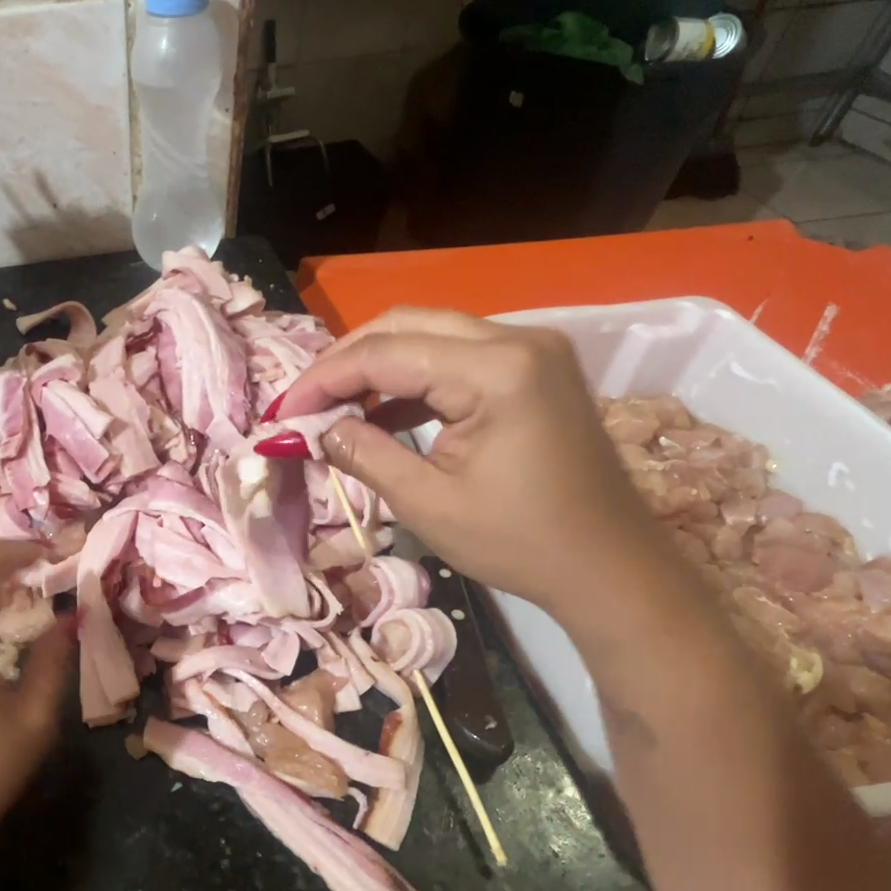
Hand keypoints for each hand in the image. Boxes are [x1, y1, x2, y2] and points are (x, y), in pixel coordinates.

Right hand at [276, 307, 669, 615]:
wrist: (609, 566)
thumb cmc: (520, 542)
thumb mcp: (427, 502)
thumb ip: (363, 453)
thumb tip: (310, 429)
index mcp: (497, 370)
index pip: (385, 353)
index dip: (323, 380)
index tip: (281, 413)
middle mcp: (518, 340)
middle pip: (406, 324)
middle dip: (345, 361)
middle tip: (303, 404)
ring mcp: (531, 350)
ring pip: (429, 334)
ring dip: (376, 366)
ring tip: (331, 408)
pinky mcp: (533, 369)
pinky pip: (456, 356)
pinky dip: (412, 379)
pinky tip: (379, 412)